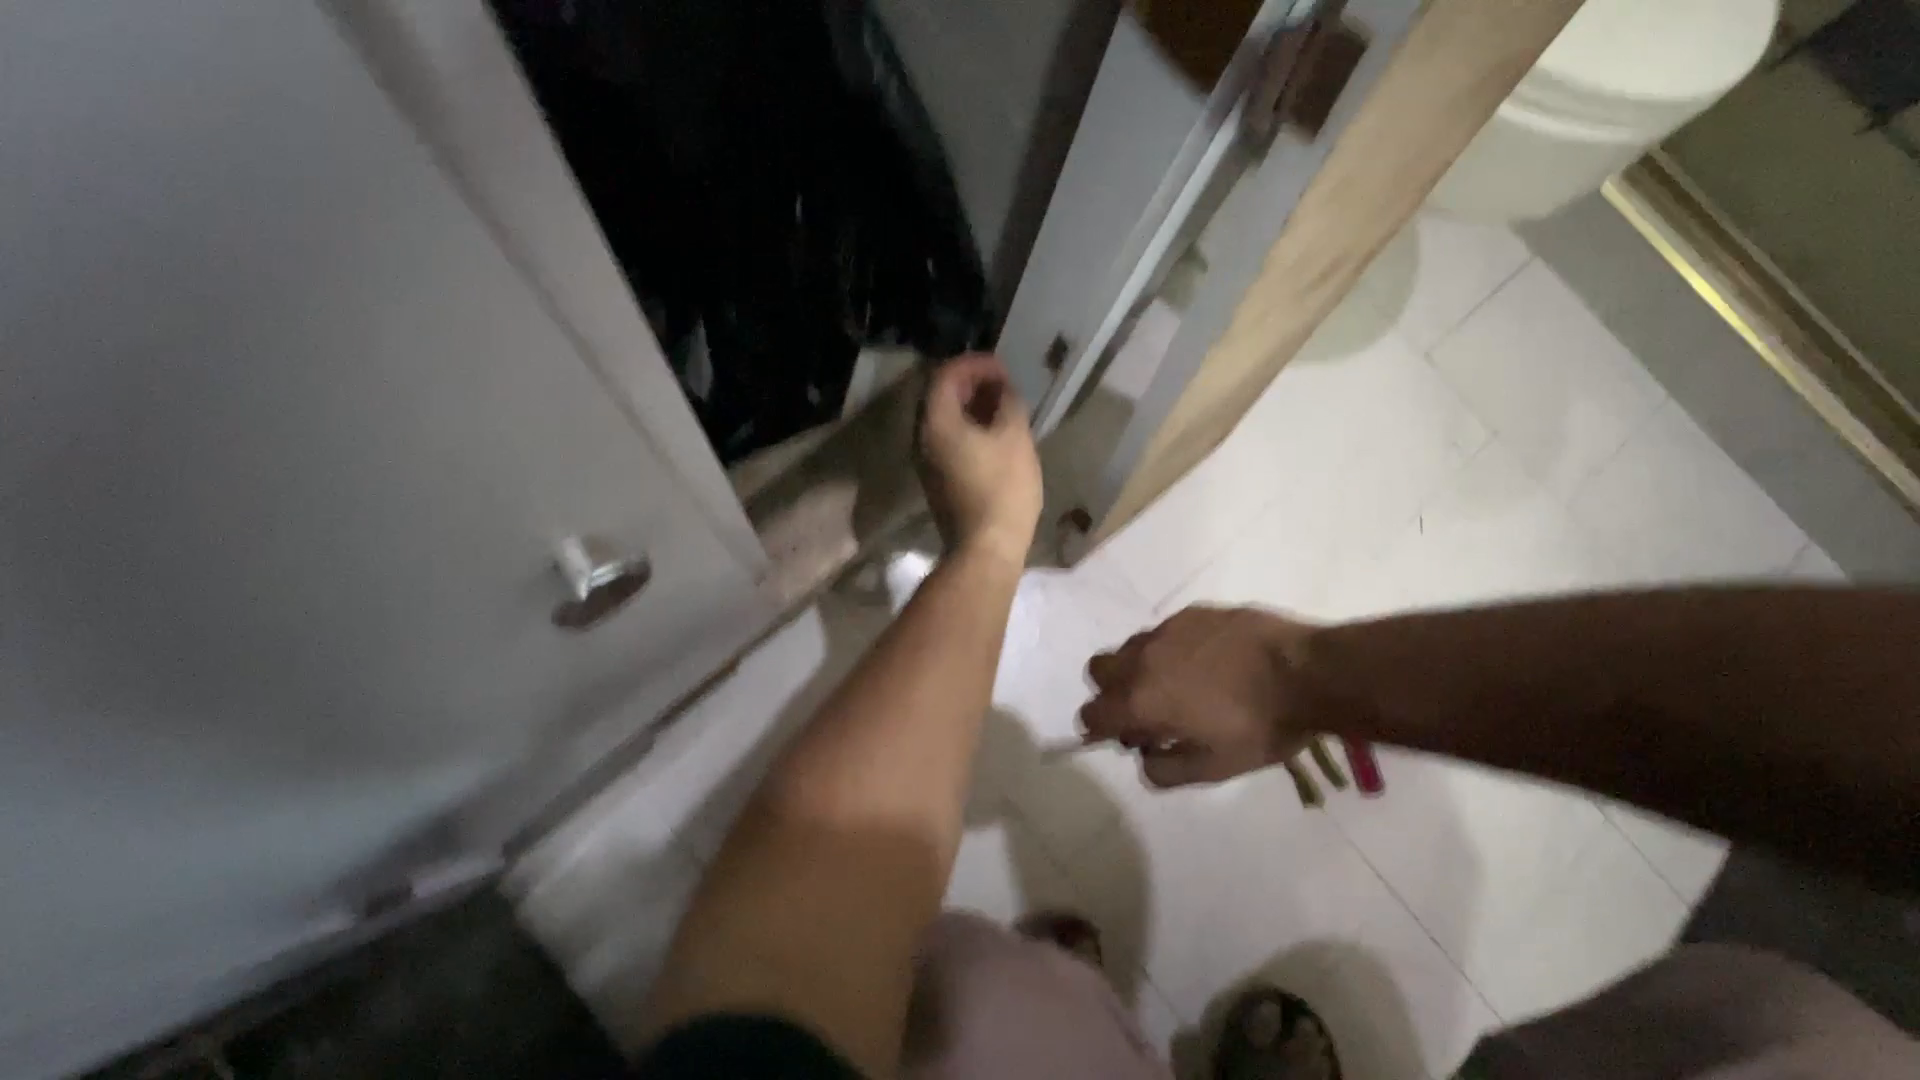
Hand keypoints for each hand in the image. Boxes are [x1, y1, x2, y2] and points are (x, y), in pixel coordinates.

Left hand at [918, 353, 1042, 563]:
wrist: (985, 548)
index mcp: (936, 422)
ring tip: (1003, 406)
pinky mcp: (936, 480)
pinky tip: (993, 433)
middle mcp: (921, 438)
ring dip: (970, 406)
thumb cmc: (1003, 489)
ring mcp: (925, 461)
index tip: (1003, 368)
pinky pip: (946, 440)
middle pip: (939, 396)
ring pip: (943, 419)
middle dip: (971, 383)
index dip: (975, 364)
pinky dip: (967, 427)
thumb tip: (1002, 391)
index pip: (946, 375)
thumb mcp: (1015, 437)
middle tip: (1003, 384)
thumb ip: (1008, 402)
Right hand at [1079, 605, 1324, 787]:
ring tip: (1181, 683)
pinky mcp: (1193, 613)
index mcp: (1141, 701)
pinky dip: (1173, 649)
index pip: (1091, 714)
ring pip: (1131, 647)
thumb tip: (1144, 759)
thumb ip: (1166, 770)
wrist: (1308, 672)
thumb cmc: (1260, 727)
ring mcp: (1167, 630)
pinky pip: (1166, 631)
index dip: (1100, 729)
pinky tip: (1209, 661)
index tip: (1124, 737)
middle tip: (1148, 709)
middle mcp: (1143, 659)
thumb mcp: (1214, 768)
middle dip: (1112, 691)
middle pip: (1099, 671)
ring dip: (1141, 668)